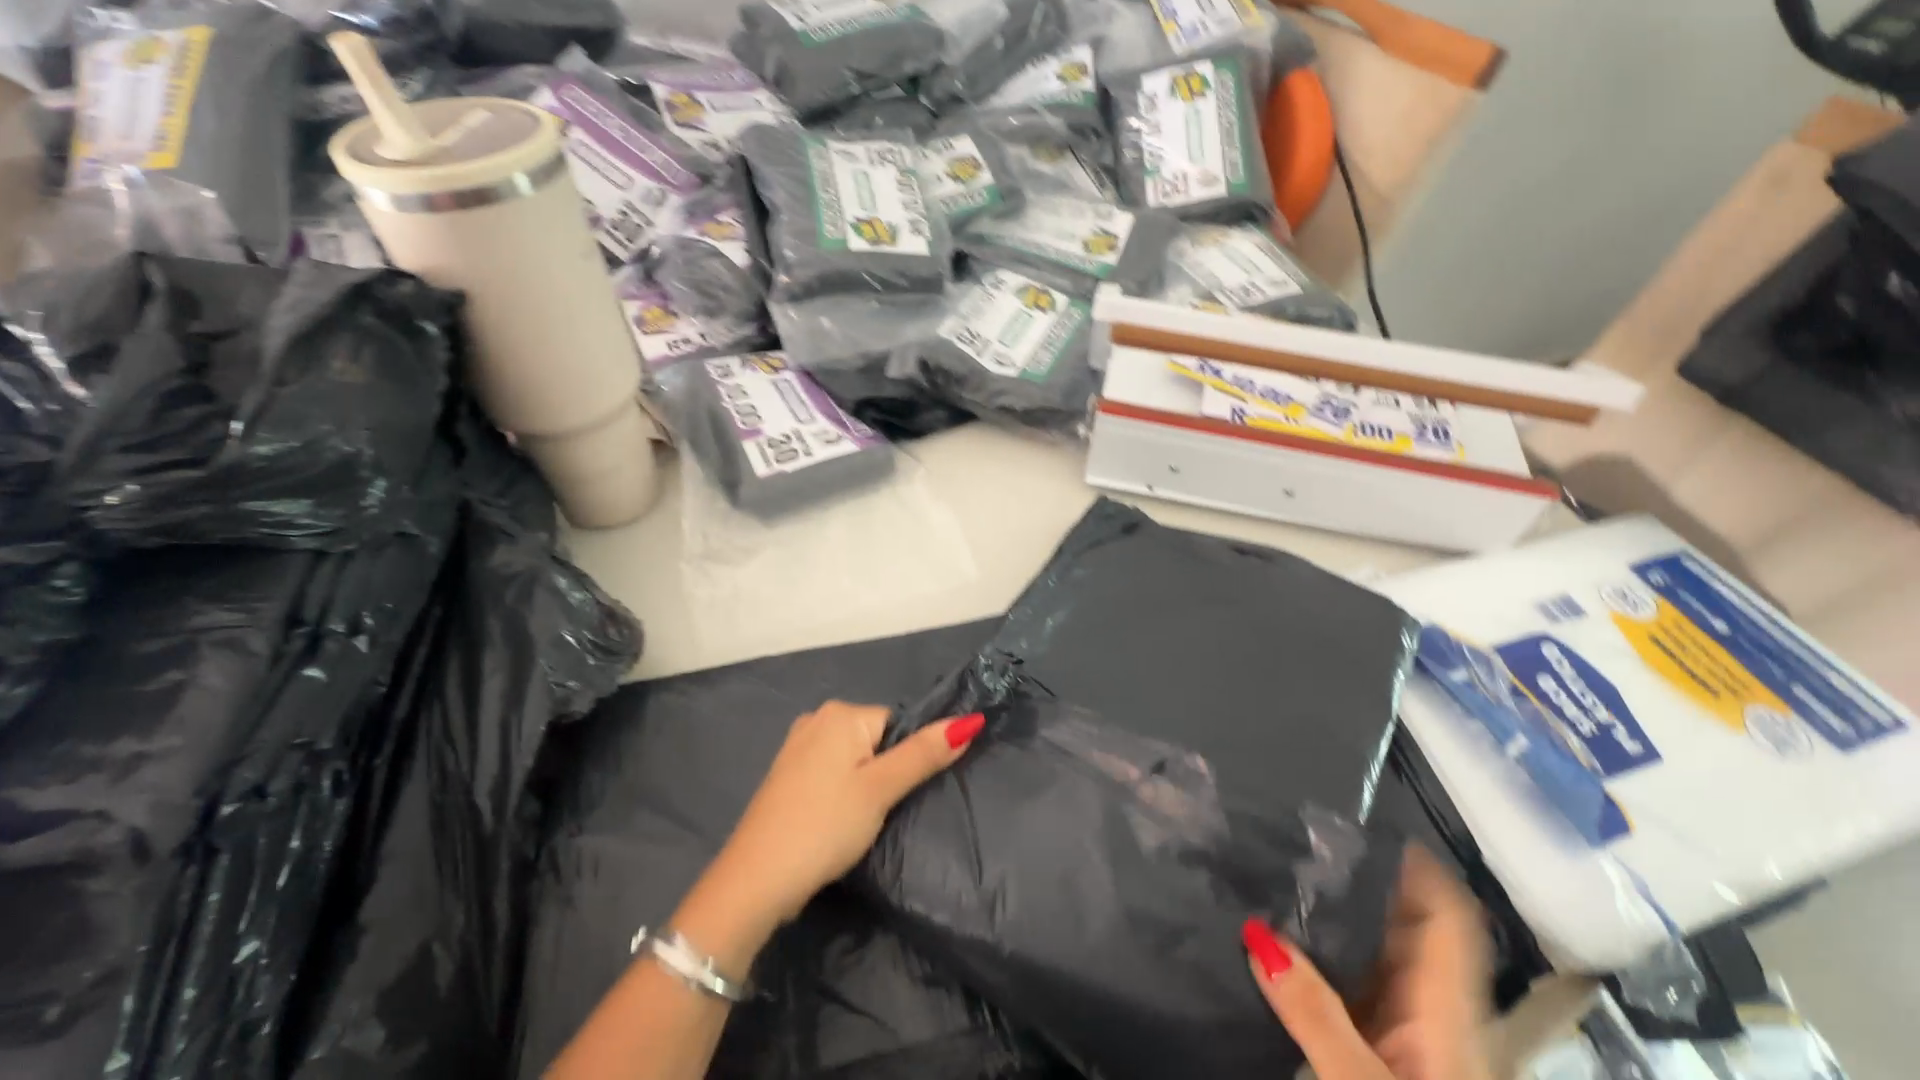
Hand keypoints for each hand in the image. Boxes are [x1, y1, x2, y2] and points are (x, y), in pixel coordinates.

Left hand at [673, 703, 985, 967]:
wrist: (757, 879)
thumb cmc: (825, 826)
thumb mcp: (881, 790)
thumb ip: (924, 754)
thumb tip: (970, 720)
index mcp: (841, 713)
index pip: (898, 724)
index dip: (906, 760)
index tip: (898, 796)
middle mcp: (816, 719)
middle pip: (875, 740)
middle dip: (885, 774)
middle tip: (880, 813)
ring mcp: (797, 748)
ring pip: (853, 760)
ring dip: (864, 788)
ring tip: (858, 823)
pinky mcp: (787, 777)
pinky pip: (831, 774)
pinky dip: (841, 795)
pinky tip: (836, 824)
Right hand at [1243, 845, 1492, 1079]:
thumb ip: (1313, 1012)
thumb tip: (1257, 933)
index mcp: (1448, 1010)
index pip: (1448, 915)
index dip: (1418, 867)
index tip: (1366, 828)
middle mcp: (1437, 1014)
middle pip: (1408, 929)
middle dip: (1360, 886)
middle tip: (1299, 846)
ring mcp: (1415, 1039)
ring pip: (1380, 961)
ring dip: (1339, 925)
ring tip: (1280, 882)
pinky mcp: (1389, 1058)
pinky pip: (1360, 992)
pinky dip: (1327, 964)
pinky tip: (1284, 954)